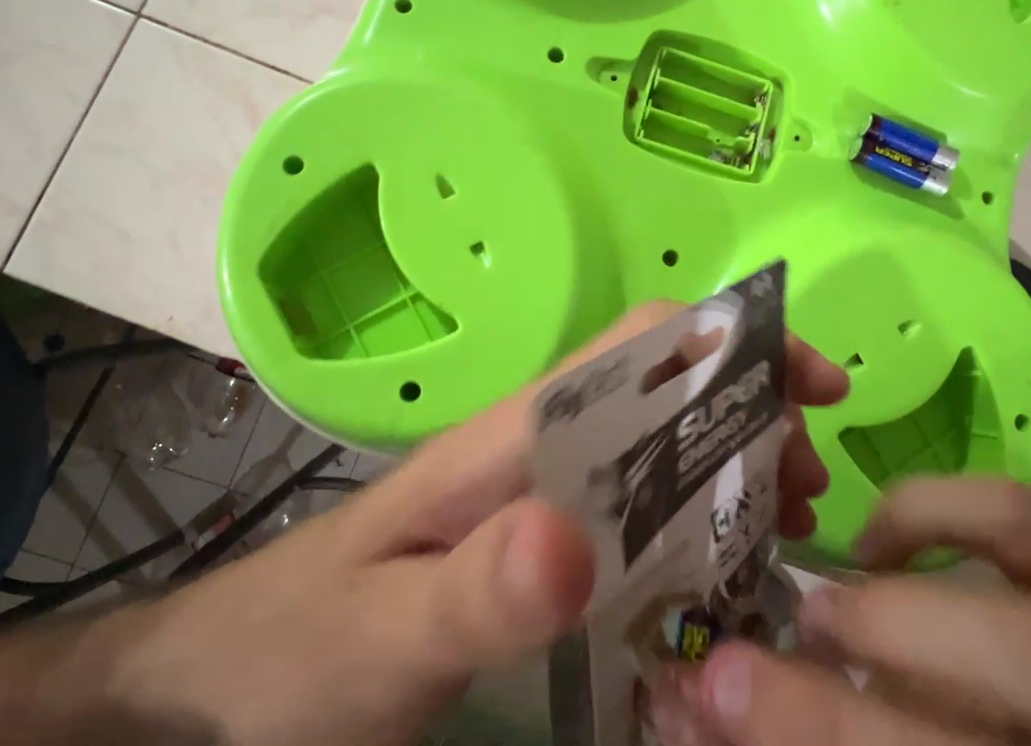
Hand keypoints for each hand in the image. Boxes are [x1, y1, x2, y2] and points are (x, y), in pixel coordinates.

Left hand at [121, 301, 849, 745]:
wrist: (217, 688)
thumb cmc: (295, 653)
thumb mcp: (386, 633)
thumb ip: (476, 592)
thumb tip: (575, 540)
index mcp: (513, 440)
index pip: (637, 347)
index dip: (731, 342)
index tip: (813, 386)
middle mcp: (534, 454)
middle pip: (665, 395)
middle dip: (753, 416)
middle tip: (803, 494)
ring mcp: (534, 504)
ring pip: (658, 454)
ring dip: (733, 471)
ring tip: (780, 533)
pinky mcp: (529, 555)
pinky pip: (634, 520)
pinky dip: (696, 528)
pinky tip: (720, 577)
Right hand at [652, 480, 1030, 745]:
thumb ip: (813, 732)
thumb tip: (702, 699)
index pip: (925, 743)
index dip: (812, 717)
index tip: (716, 680)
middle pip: (1016, 654)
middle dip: (888, 623)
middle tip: (807, 619)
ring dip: (924, 525)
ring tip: (861, 555)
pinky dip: (956, 502)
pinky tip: (902, 535)